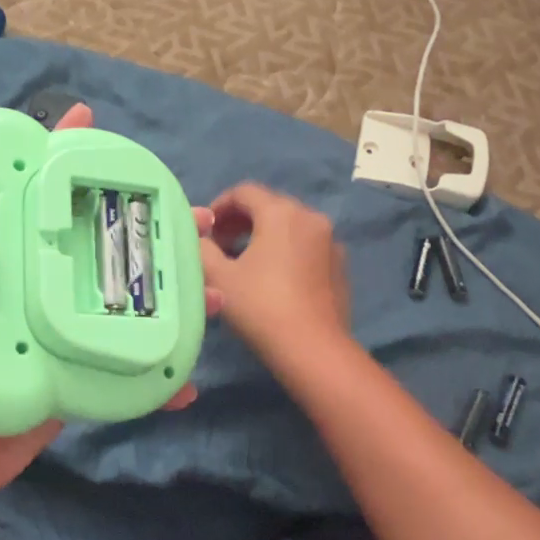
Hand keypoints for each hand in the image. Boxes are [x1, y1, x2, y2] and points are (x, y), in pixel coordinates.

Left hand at [0, 104, 213, 497]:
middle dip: (140, 218)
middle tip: (192, 209)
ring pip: (117, 296)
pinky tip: (187, 379)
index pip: (20, 197)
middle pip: (89, 240)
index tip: (88, 121)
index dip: (51, 155)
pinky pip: (121, 366)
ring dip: (166, 286)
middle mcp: (30, 288)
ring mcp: (58, 332)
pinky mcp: (76, 377)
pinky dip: (157, 374)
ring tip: (214, 282)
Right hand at [198, 183, 349, 357]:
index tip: (205, 230)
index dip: (219, 205)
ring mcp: (330, 241)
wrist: (312, 348)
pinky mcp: (340, 265)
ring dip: (263, 235)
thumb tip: (200, 237)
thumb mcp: (218, 276)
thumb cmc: (260, 306)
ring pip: (290, 226)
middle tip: (220, 245)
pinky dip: (286, 251)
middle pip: (270, 206)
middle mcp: (310, 217)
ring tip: (243, 262)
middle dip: (241, 220)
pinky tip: (273, 278)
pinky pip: (306, 246)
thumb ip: (202, 248)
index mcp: (281, 213)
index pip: (245, 192)